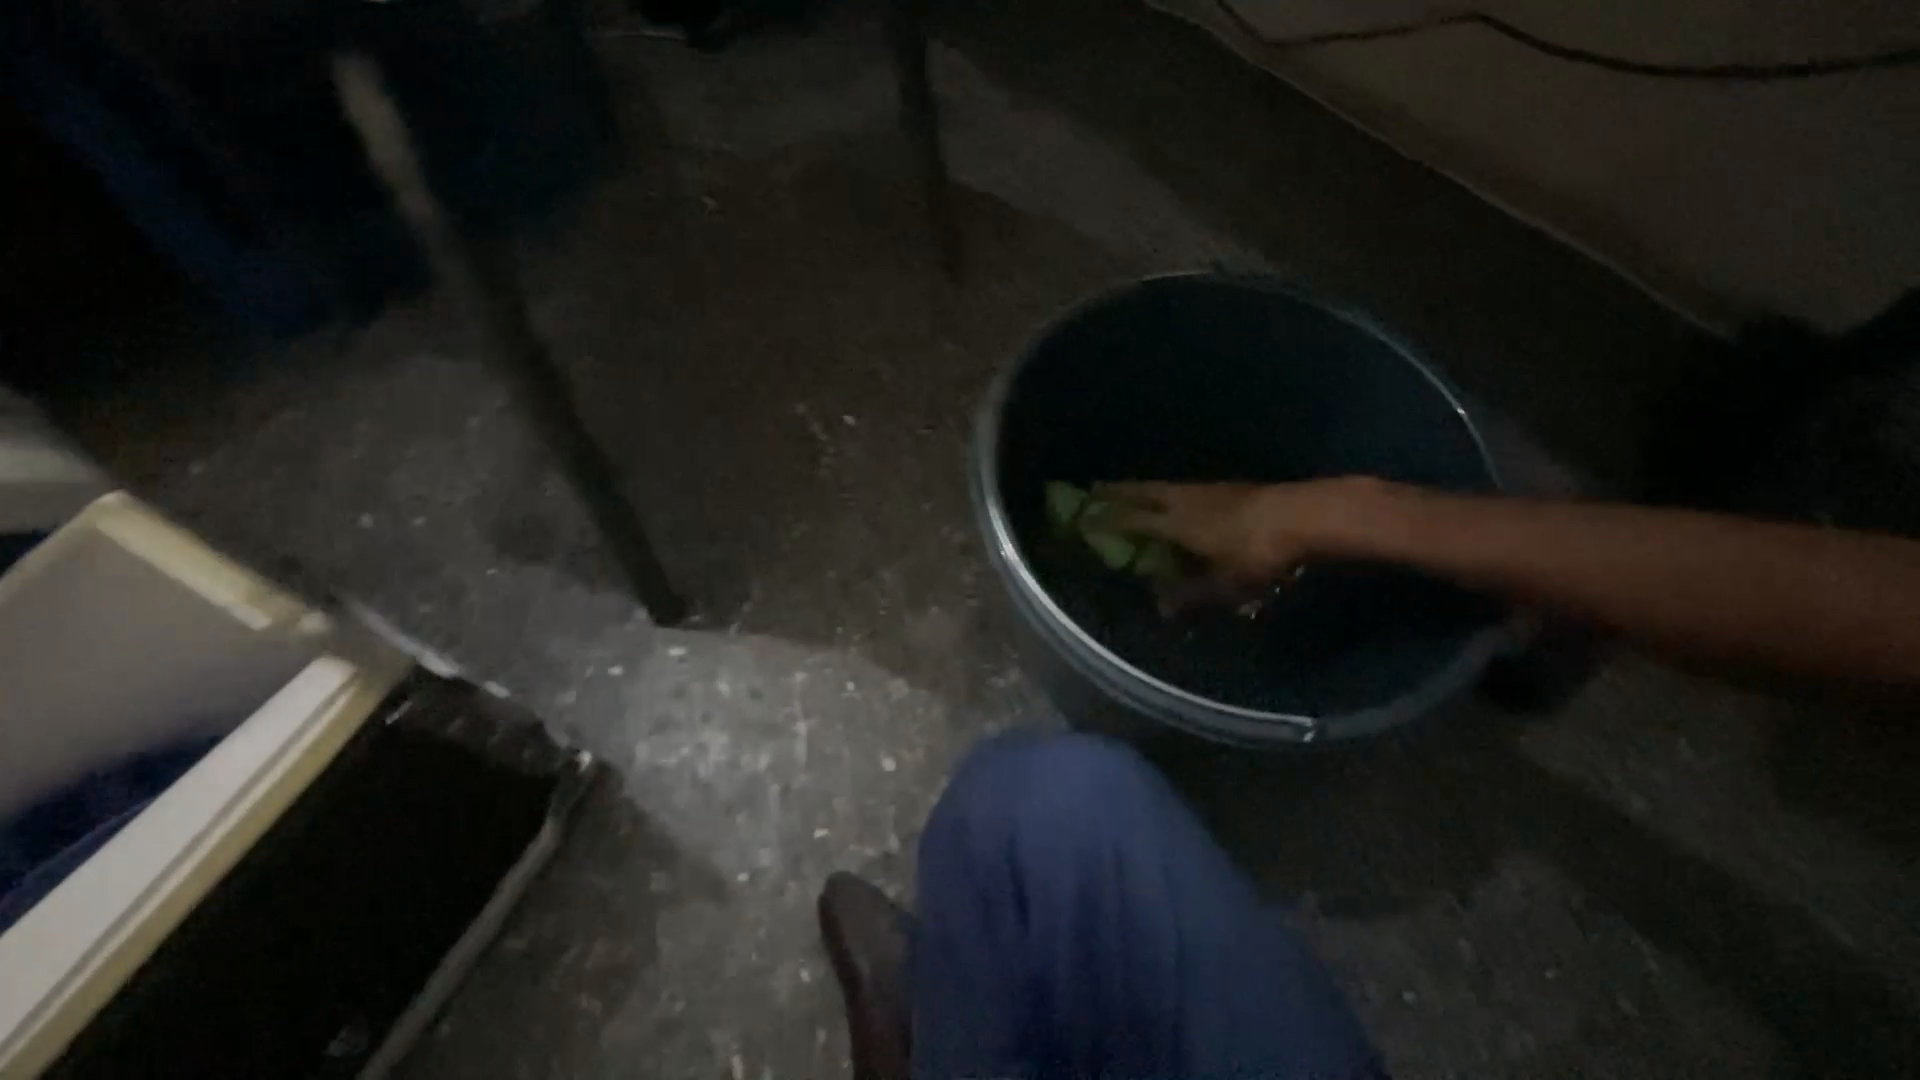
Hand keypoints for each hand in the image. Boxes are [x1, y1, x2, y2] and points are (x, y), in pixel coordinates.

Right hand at [1091, 478, 1378, 606]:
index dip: (1106, 519)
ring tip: (1130, 490)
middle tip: (1094, 487)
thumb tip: (1158, 607)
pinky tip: (1177, 497)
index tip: (1082, 517)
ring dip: (1143, 488)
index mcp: (1177, 523)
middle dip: (1117, 491)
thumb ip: (1189, 596)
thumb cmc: (1259, 554)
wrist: (1307, 516)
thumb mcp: (1224, 584)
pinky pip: (1187, 488)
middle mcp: (1186, 500)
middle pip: (1143, 492)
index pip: (1132, 520)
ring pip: (1166, 486)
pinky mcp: (1231, 488)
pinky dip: (1170, 491)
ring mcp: (1209, 489)